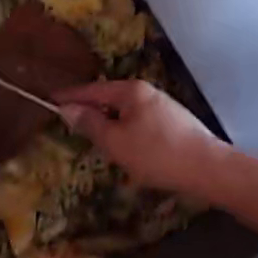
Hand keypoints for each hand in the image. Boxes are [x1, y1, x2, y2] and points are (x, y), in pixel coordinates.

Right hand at [53, 80, 229, 195]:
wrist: (206, 167)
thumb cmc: (156, 153)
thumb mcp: (115, 141)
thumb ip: (90, 123)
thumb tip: (68, 109)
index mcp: (131, 91)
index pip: (92, 90)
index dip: (70, 96)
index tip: (50, 99)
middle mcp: (147, 92)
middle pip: (110, 97)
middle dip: (90, 109)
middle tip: (69, 122)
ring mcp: (163, 106)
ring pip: (125, 111)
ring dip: (109, 122)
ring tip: (94, 137)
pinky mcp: (173, 122)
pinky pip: (139, 121)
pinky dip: (125, 130)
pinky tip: (125, 147)